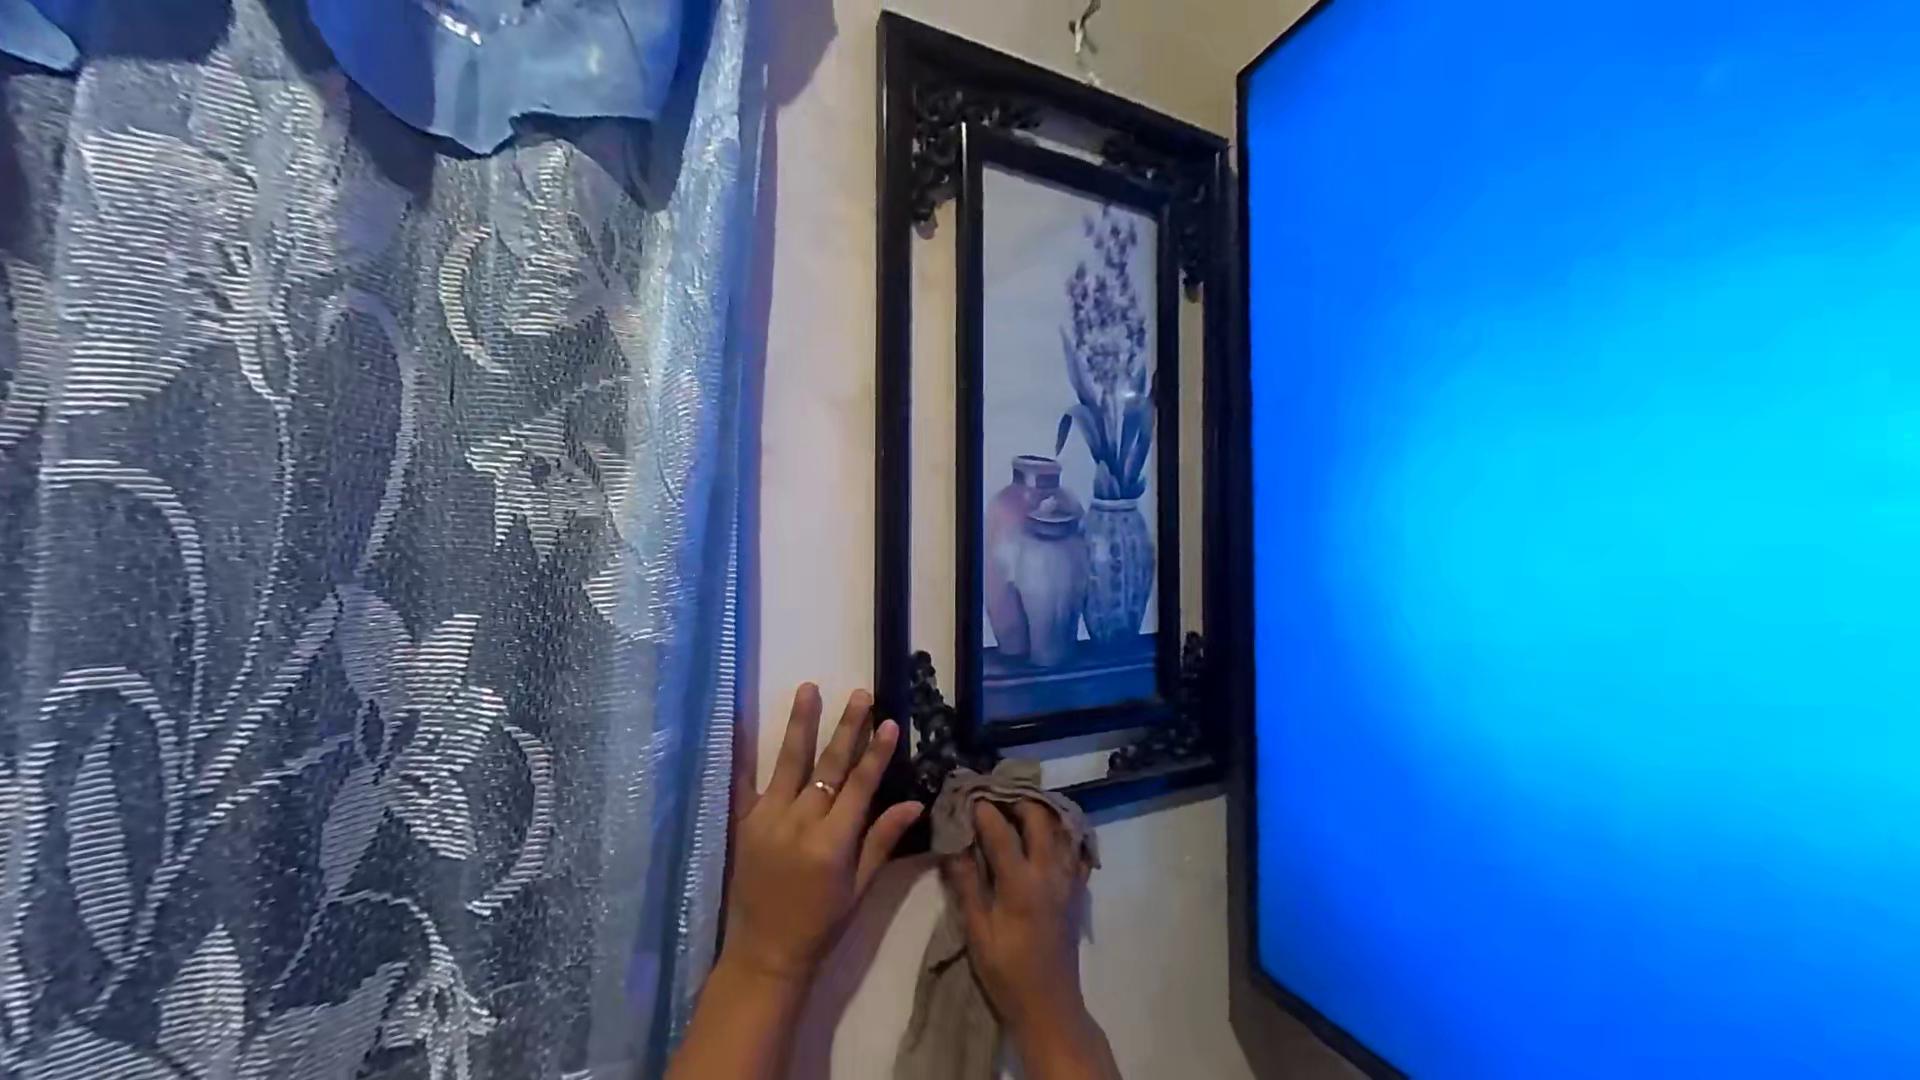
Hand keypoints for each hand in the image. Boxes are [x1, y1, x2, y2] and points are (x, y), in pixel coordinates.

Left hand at [722, 684, 924, 983]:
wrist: (763, 954)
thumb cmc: (821, 923)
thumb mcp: (860, 887)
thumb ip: (883, 840)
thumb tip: (916, 802)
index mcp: (832, 842)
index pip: (860, 785)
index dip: (877, 752)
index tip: (890, 721)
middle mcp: (800, 823)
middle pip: (829, 766)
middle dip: (848, 727)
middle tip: (860, 694)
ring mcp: (767, 819)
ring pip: (789, 762)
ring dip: (801, 723)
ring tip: (809, 688)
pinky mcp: (743, 823)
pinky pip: (743, 781)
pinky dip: (743, 750)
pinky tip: (744, 720)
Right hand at [943, 801, 1097, 1049]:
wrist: (1050, 1006)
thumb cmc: (1007, 972)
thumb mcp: (977, 931)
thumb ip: (966, 883)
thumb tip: (952, 843)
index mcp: (1021, 883)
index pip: (1000, 831)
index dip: (983, 809)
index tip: (968, 796)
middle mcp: (1049, 872)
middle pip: (1038, 817)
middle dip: (1015, 800)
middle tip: (994, 797)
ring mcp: (1069, 878)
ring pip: (1060, 826)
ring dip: (1039, 810)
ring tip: (1017, 806)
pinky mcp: (1078, 888)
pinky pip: (1076, 847)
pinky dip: (1063, 831)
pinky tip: (1048, 830)